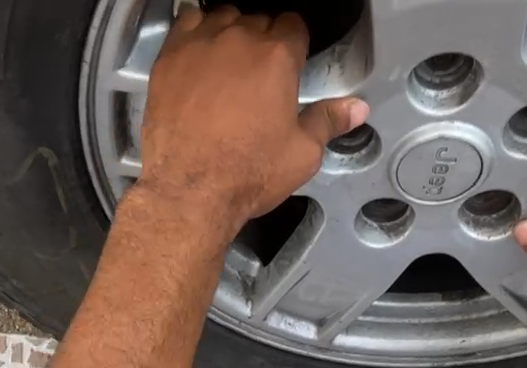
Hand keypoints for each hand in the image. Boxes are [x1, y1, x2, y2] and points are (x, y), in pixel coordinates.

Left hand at [137, 5, 367, 238]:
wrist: (191, 191)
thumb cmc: (248, 175)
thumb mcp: (302, 154)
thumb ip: (328, 121)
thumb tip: (357, 109)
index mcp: (278, 57)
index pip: (294, 27)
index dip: (294, 47)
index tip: (290, 67)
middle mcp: (240, 39)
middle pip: (258, 21)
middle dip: (262, 45)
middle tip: (259, 81)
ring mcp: (201, 44)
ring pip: (223, 18)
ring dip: (230, 36)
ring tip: (229, 69)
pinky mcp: (170, 57)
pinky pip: (185, 24)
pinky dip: (195, 35)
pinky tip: (199, 58)